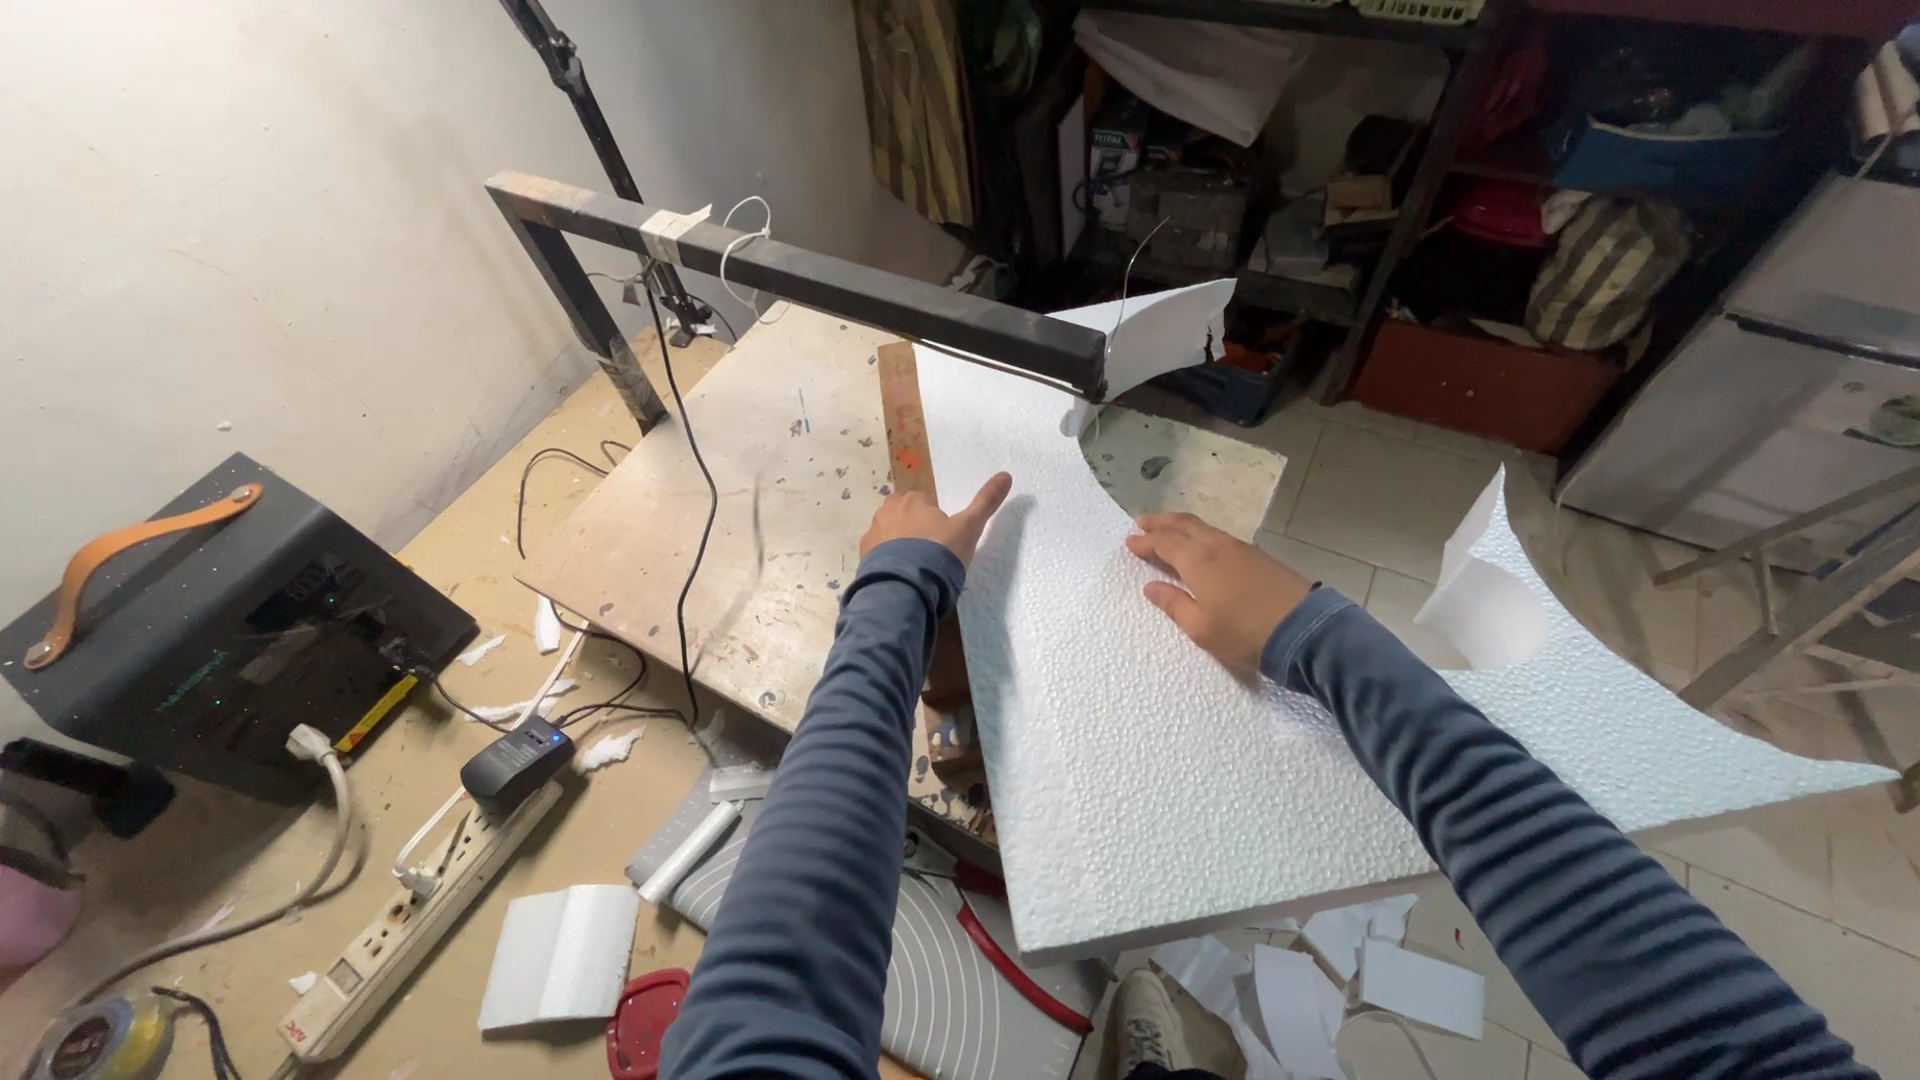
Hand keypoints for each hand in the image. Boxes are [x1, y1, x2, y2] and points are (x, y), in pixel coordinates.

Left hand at [860, 472, 1012, 567]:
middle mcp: (887, 510)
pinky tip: (901, 576)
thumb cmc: (940, 551)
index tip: (944, 539)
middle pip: (903, 515)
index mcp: (912, 500)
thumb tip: (1006, 475)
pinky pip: (877, 554)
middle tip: (930, 553)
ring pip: (888, 534)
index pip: (925, 502)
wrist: (907, 585)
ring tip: (916, 567)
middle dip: (914, 529)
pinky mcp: (863, 556)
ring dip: (899, 545)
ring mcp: (872, 534)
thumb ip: (986, 501)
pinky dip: (887, 562)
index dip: (935, 520)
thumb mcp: (969, 527)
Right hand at [1125, 512, 1312, 677]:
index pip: (1165, 542)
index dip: (1146, 541)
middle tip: (1142, 522)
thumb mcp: (1201, 628)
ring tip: (1168, 530)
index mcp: (1198, 561)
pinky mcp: (1258, 556)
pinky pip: (1220, 536)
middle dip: (1161, 522)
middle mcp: (1218, 547)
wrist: (1304, 630)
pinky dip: (1201, 534)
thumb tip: (1151, 586)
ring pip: (1204, 528)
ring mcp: (1241, 549)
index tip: (1130, 541)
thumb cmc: (1244, 632)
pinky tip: (1200, 545)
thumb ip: (1173, 604)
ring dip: (1182, 525)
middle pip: (1184, 524)